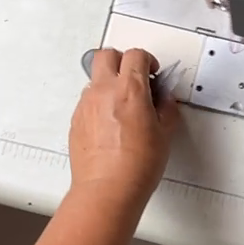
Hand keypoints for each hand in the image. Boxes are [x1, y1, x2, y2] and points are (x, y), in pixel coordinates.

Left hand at [68, 48, 179, 199]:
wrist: (107, 189)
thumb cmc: (135, 167)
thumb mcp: (165, 134)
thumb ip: (166, 109)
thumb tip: (164, 101)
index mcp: (130, 90)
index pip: (136, 55)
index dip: (148, 60)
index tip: (153, 72)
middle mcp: (104, 92)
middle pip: (107, 55)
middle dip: (123, 60)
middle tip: (135, 75)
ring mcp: (87, 105)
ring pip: (96, 78)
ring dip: (110, 83)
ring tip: (124, 104)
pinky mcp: (77, 120)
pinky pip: (88, 100)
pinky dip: (100, 103)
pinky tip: (113, 123)